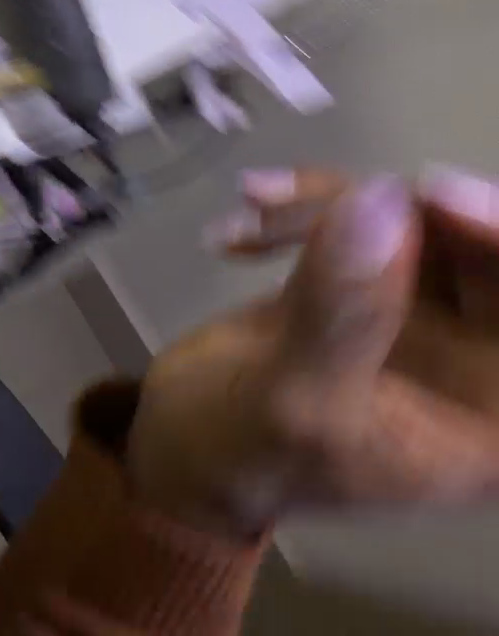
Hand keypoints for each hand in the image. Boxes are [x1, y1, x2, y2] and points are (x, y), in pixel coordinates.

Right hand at [127, 170, 498, 536]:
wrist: (180, 453)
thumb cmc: (249, 454)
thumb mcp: (298, 399)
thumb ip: (340, 311)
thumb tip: (374, 204)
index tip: (429, 193)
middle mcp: (481, 354)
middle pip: (477, 251)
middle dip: (393, 209)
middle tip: (297, 195)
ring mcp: (417, 317)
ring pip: (409, 225)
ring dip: (326, 203)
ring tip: (249, 203)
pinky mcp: (354, 289)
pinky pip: (349, 227)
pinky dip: (292, 213)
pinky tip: (236, 229)